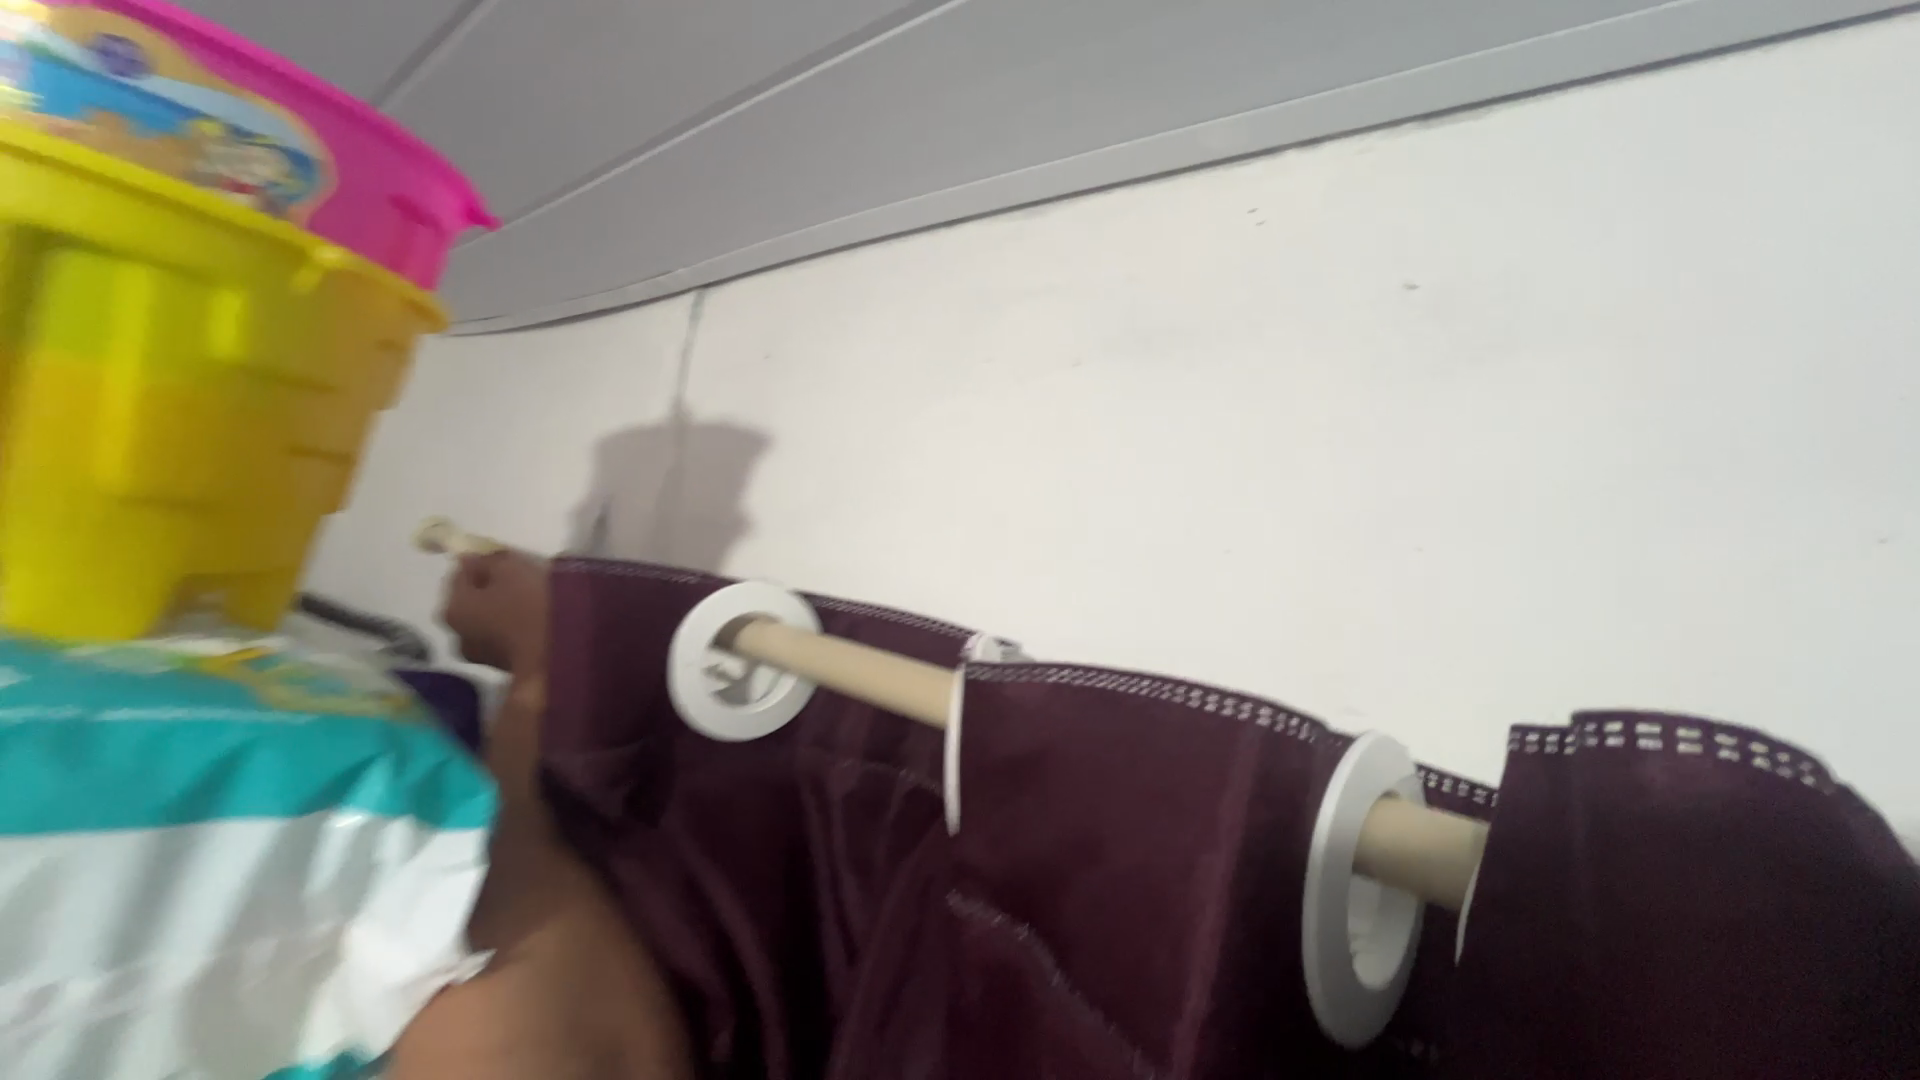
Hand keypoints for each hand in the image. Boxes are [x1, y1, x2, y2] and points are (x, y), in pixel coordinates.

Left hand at [439, 551, 549, 676]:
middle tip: (524, 582)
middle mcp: (457, 634)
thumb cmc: (532, 607)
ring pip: (491, 621)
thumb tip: (473, 557)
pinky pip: (507, 638)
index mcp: (452, 607)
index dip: (483, 562)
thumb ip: (490, 560)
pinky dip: (518, 630)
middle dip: (494, 590)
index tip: (510, 559)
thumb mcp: (513, 570)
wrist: (558, 659)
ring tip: (535, 606)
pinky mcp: (505, 668)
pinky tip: (539, 626)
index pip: (460, 573)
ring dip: (506, 612)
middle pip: (474, 600)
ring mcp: (482, 656)